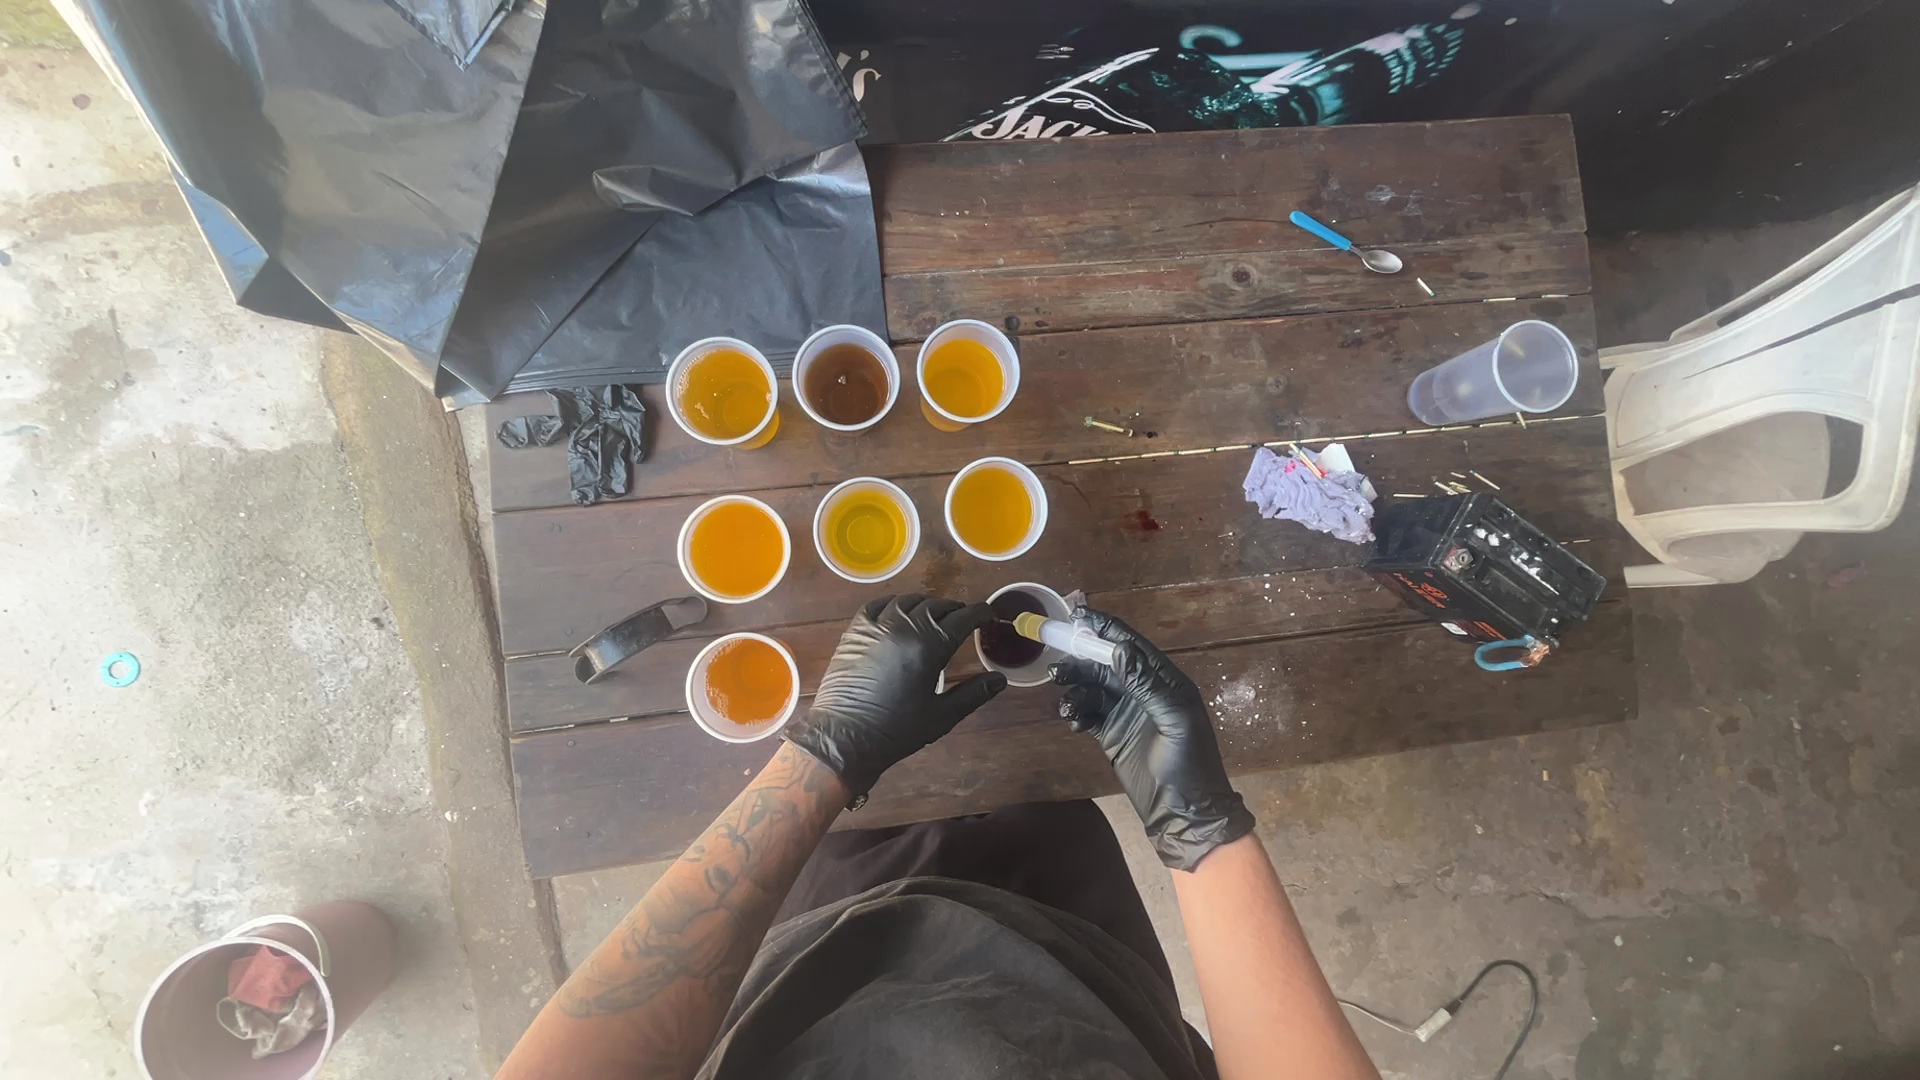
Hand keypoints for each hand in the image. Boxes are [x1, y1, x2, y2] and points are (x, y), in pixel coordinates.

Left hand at [786, 594, 1007, 807]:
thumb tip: (1000, 679)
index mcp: (930, 645)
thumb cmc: (897, 730)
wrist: (845, 736)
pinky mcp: (855, 630)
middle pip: (937, 605)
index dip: (980, 613)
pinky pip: (879, 604)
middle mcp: (905, 626)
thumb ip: (973, 693)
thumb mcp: (942, 716)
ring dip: (926, 605)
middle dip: (954, 610)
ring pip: (909, 601)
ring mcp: (877, 625)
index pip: (963, 618)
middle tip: (962, 620)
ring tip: (932, 616)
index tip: (988, 615)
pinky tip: (899, 612)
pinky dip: (895, 604)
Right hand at [1052, 607, 1254, 870]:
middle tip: (1056, 666)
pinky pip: (1088, 712)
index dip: (1104, 627)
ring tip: (1063, 701)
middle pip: (1104, 664)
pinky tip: (1074, 722)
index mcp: (1163, 681)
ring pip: (1092, 688)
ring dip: (1075, 689)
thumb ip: (1146, 684)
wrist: (1185, 814)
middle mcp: (1142, 691)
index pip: (1129, 645)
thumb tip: (1118, 649)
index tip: (1076, 614)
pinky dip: (1077, 713)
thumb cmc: (1189, 764)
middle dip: (1080, 660)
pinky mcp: (1111, 733)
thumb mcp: (1174, 721)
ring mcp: (1125, 712)